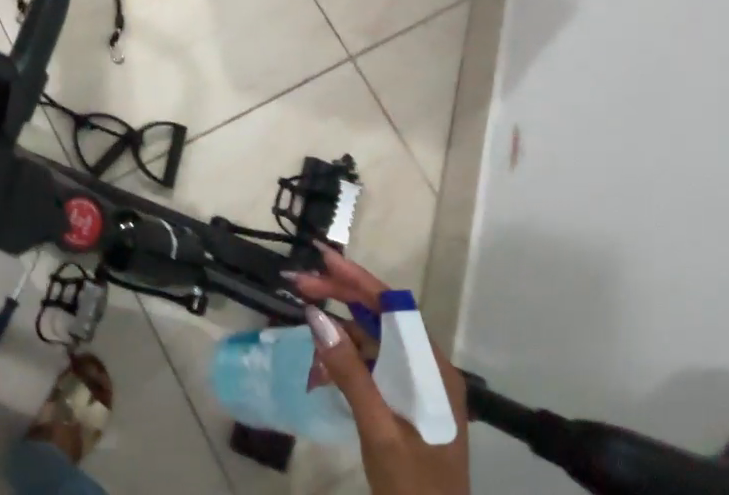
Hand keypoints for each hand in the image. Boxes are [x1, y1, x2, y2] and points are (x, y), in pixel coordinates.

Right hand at [293, 246, 470, 494]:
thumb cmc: (413, 487)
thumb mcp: (377, 429)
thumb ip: (349, 372)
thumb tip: (315, 316)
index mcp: (432, 372)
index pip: (394, 308)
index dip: (357, 278)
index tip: (322, 257)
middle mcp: (429, 371)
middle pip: (382, 317)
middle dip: (339, 295)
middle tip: (296, 281)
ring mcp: (418, 387)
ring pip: (374, 339)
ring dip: (339, 326)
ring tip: (302, 314)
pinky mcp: (405, 402)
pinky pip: (373, 364)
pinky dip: (345, 357)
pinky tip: (321, 362)